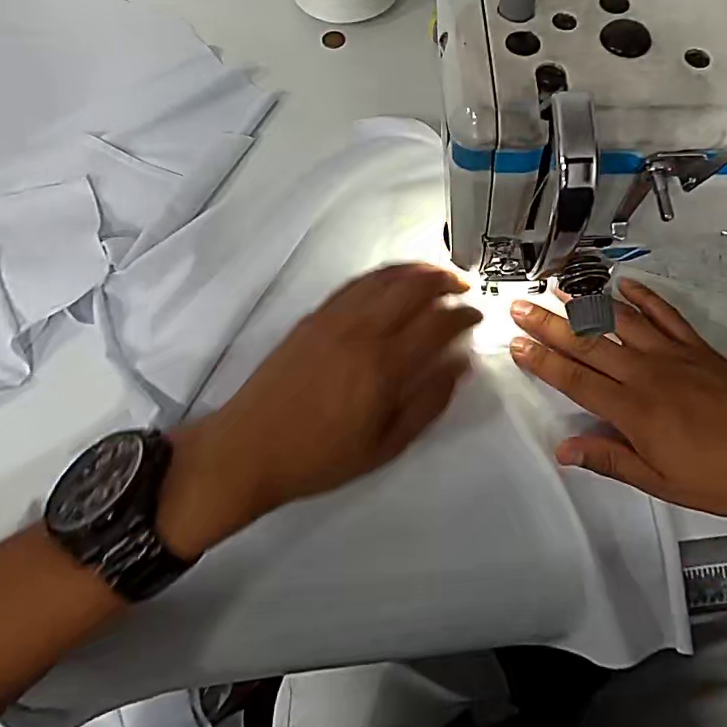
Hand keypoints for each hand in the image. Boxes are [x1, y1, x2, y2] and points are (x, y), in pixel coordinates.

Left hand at [157, 263, 479, 557]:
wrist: (249, 449)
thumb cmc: (320, 456)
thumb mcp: (386, 445)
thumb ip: (428, 402)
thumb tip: (459, 364)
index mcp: (384, 366)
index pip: (438, 322)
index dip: (465, 313)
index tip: (477, 316)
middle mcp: (362, 331)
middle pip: (414, 286)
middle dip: (446, 279)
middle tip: (463, 286)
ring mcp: (334, 318)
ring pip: (385, 277)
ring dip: (416, 269)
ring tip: (436, 274)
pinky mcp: (314, 316)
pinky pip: (356, 283)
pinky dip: (383, 274)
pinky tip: (392, 281)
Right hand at [509, 279, 726, 529]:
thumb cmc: (720, 478)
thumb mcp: (660, 481)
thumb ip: (610, 459)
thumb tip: (566, 450)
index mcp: (633, 410)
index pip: (575, 380)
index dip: (542, 361)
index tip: (516, 344)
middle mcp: (647, 374)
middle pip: (588, 344)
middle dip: (549, 325)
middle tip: (521, 307)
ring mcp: (673, 356)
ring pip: (620, 322)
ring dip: (587, 304)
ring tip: (560, 288)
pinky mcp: (698, 348)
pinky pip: (666, 316)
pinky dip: (645, 297)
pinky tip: (626, 285)